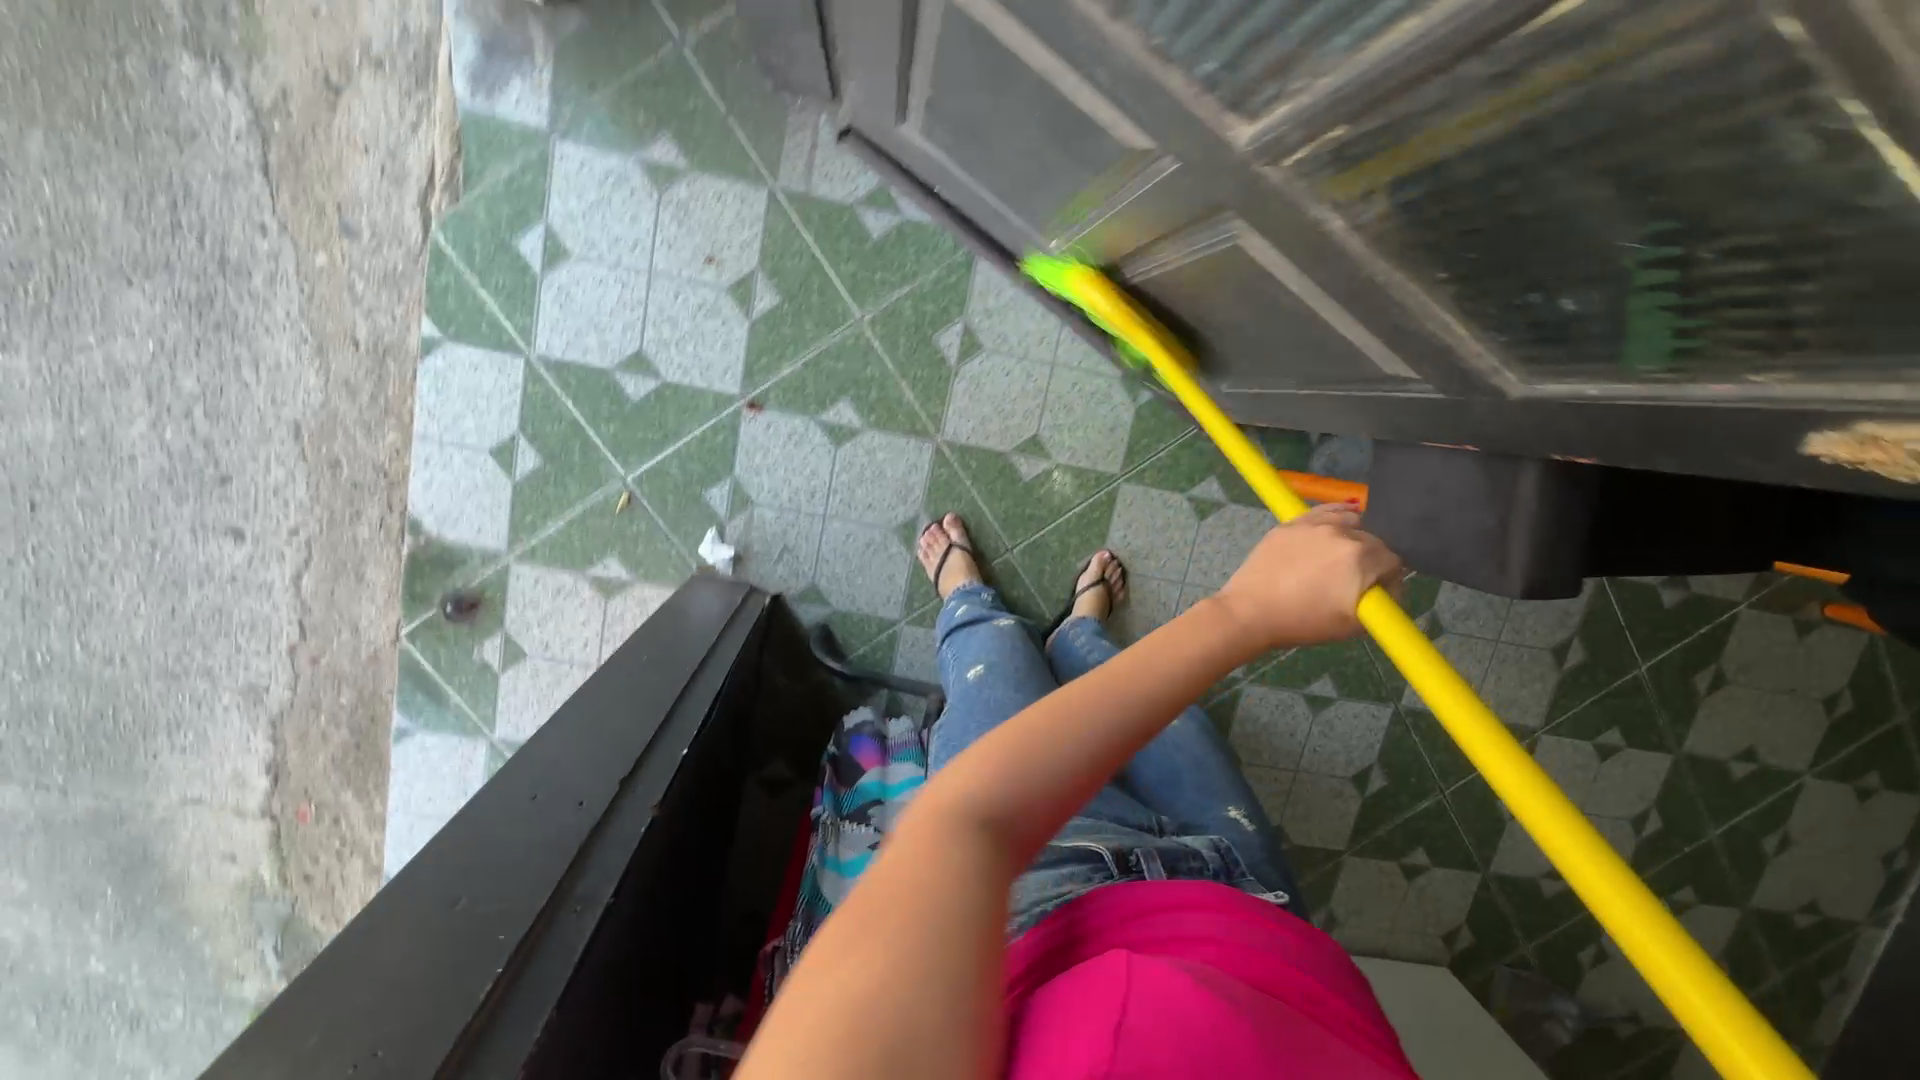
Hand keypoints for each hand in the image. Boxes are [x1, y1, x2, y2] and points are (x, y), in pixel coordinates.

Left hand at [1214, 502, 1403, 648]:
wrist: (1252, 611)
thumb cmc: (1304, 621)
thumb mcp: (1354, 625)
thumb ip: (1383, 606)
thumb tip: (1388, 591)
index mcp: (1363, 556)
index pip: (1392, 562)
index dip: (1389, 581)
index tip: (1377, 595)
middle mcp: (1342, 532)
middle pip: (1372, 540)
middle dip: (1371, 560)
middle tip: (1355, 581)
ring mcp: (1314, 524)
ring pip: (1349, 520)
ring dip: (1354, 535)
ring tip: (1342, 555)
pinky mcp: (1291, 523)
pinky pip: (1323, 511)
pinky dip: (1335, 516)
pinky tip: (1338, 522)